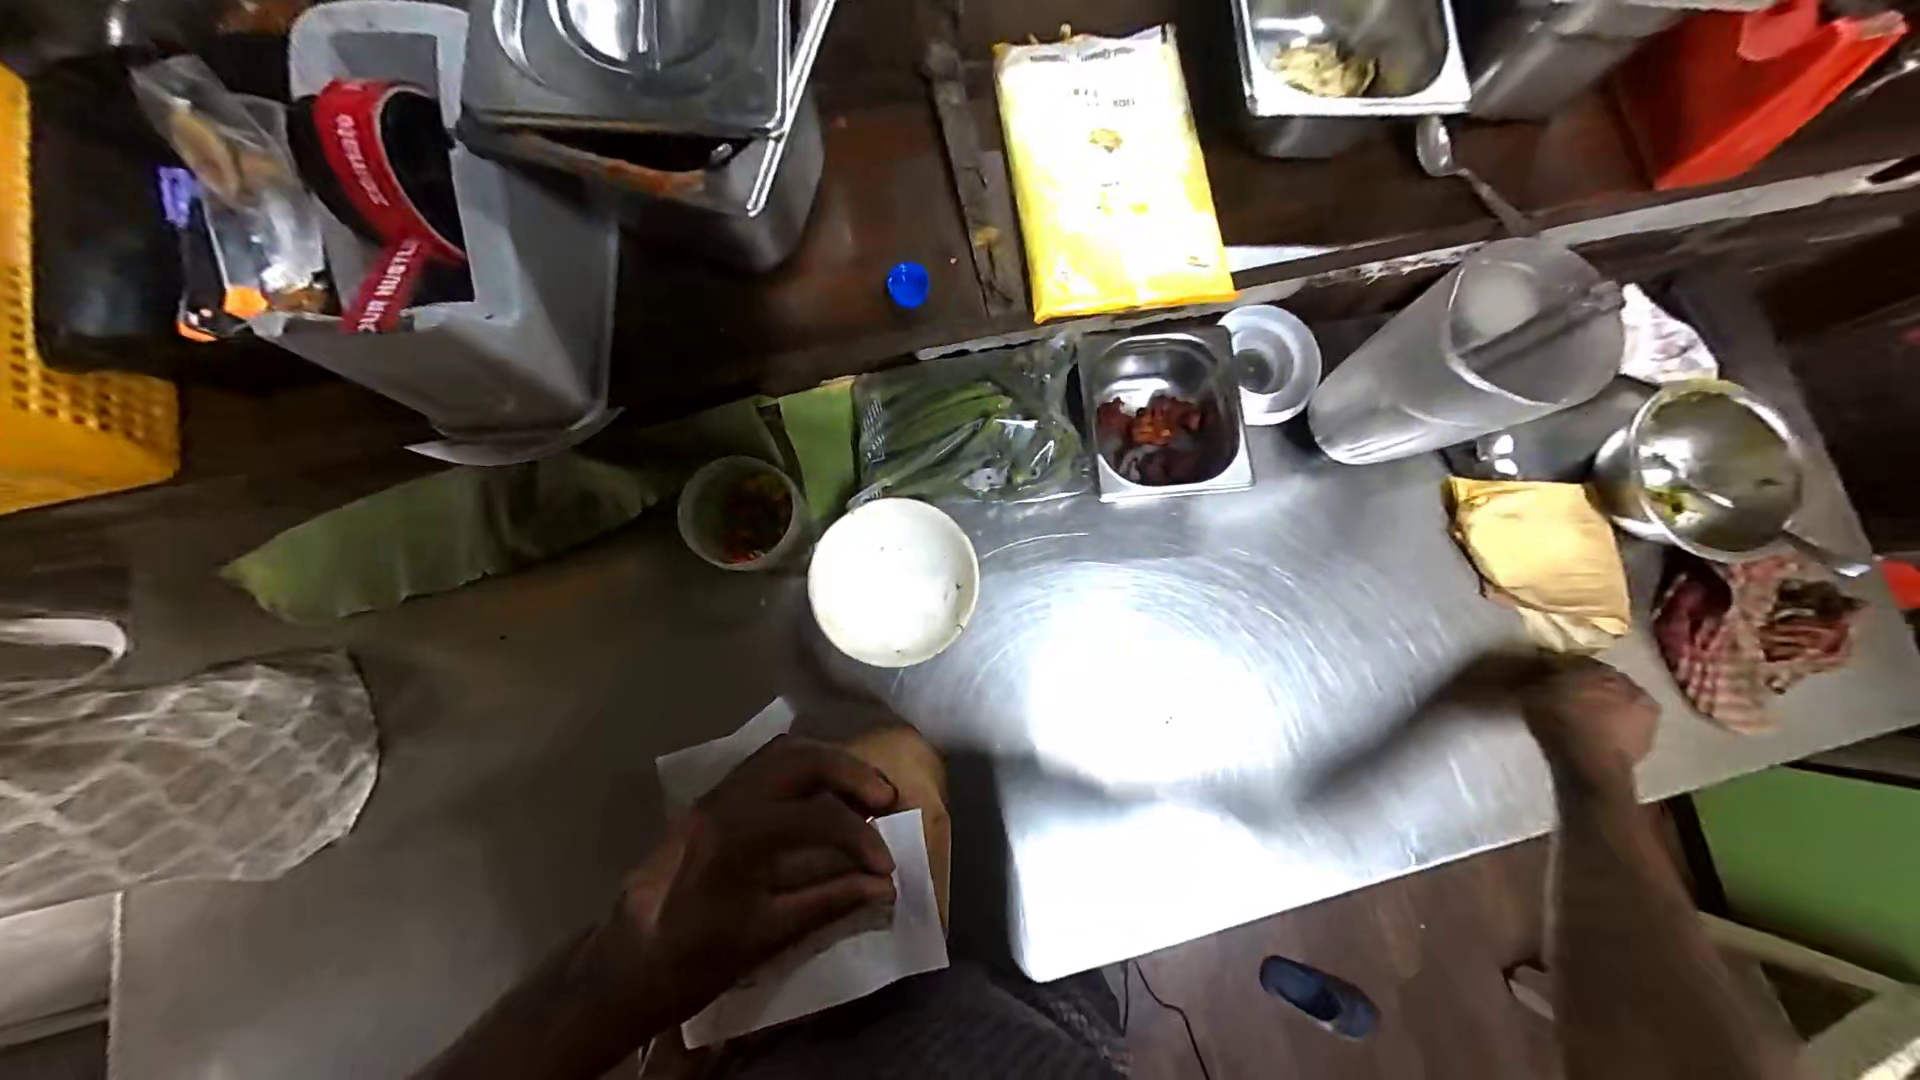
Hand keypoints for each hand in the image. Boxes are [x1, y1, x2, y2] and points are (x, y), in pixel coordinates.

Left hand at [619, 735, 899, 1023]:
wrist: (625, 962)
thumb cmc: (693, 957)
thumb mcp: (766, 937)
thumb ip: (830, 902)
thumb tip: (884, 887)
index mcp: (740, 834)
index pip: (819, 817)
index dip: (861, 839)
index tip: (887, 867)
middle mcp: (730, 797)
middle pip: (805, 760)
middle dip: (853, 774)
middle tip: (886, 798)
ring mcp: (720, 790)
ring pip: (786, 750)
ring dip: (830, 762)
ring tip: (860, 787)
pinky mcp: (715, 795)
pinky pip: (767, 760)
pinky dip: (804, 764)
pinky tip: (821, 787)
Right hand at [1519, 657, 1658, 793]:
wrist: (1591, 762)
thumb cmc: (1558, 721)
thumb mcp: (1530, 694)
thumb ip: (1537, 680)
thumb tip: (1537, 674)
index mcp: (1595, 668)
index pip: (1576, 661)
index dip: (1562, 668)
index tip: (1549, 677)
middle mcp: (1625, 682)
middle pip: (1603, 679)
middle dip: (1589, 684)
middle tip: (1569, 695)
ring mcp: (1645, 708)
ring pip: (1620, 699)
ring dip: (1607, 703)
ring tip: (1587, 715)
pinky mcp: (1652, 732)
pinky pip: (1629, 720)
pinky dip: (1617, 721)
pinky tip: (1600, 730)